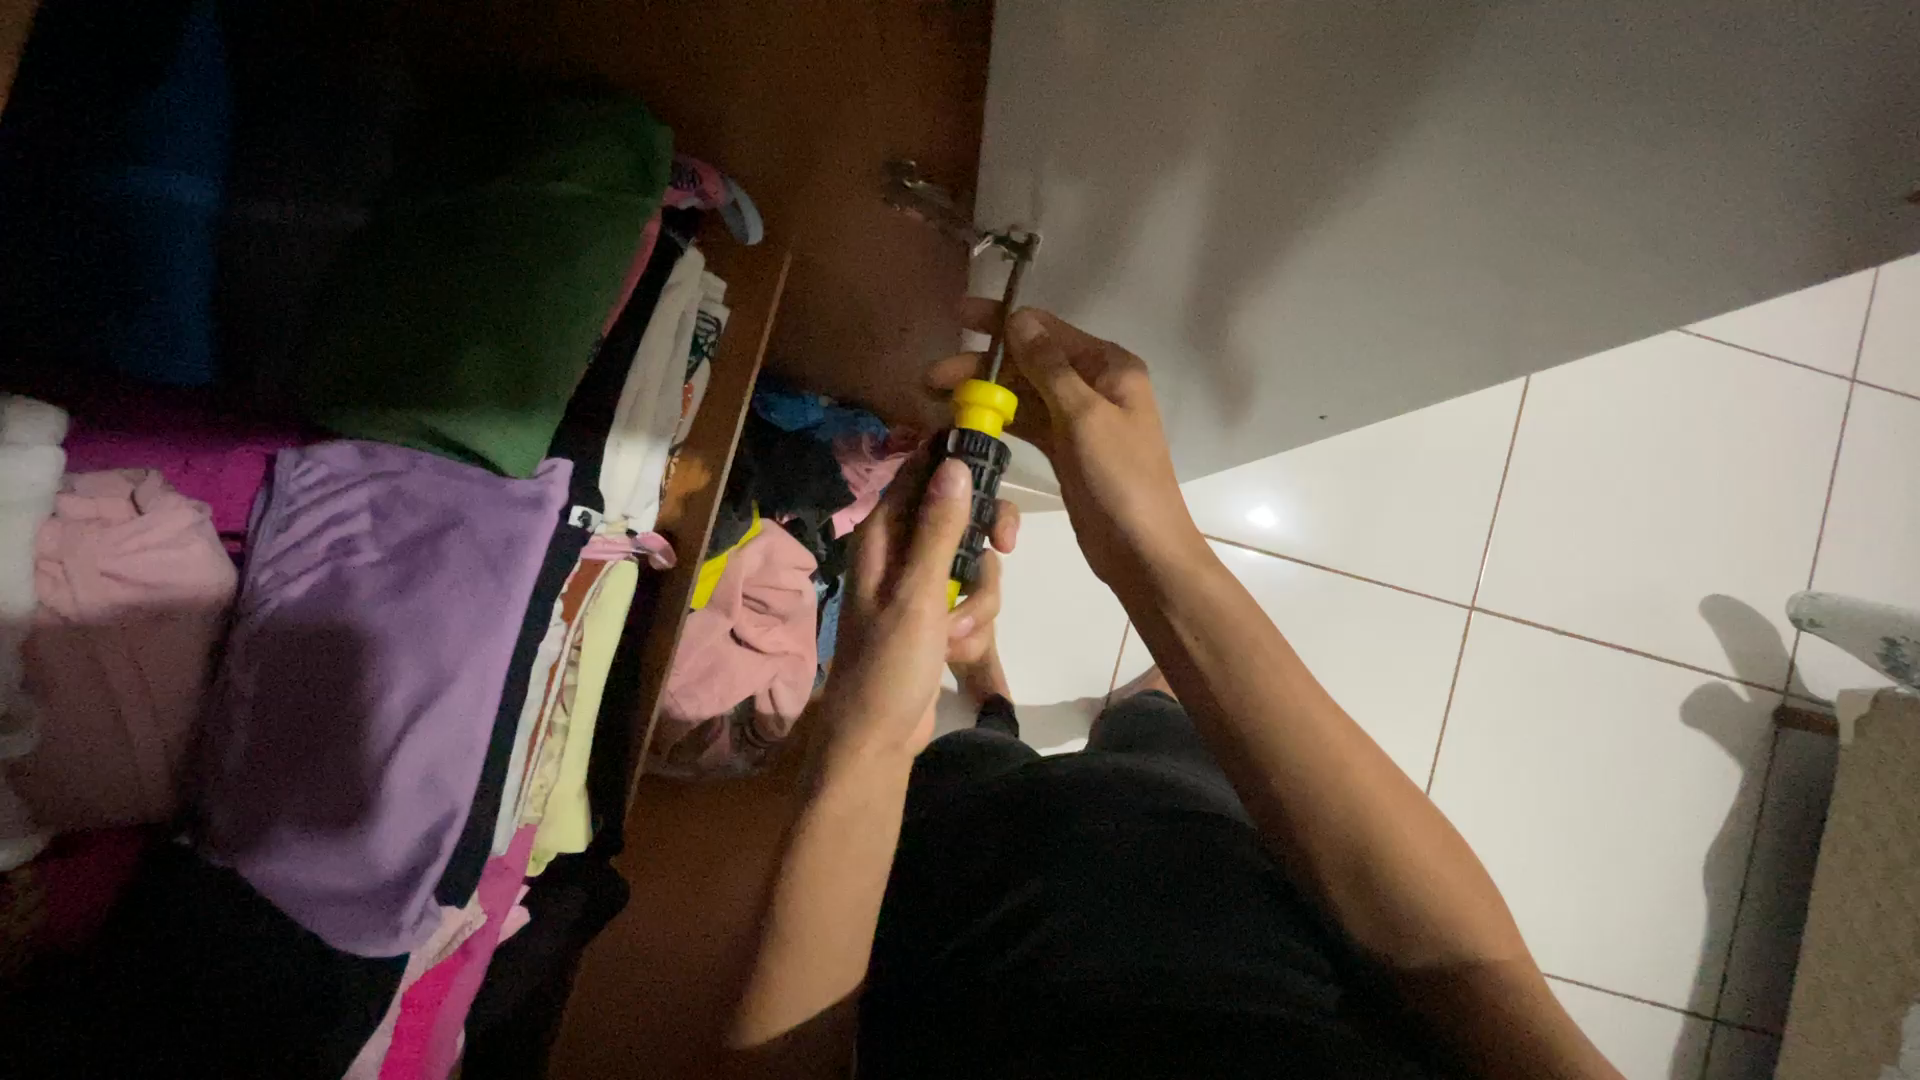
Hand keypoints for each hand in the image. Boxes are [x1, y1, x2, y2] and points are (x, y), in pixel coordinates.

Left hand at [818, 453, 1017, 759]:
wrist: (880, 736)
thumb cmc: (889, 663)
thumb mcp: (917, 594)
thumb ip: (940, 529)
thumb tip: (955, 465)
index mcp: (883, 536)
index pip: (919, 473)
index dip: (955, 463)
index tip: (994, 467)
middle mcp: (901, 552)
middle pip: (960, 515)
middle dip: (984, 539)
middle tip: (1006, 547)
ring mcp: (922, 586)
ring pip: (974, 563)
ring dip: (978, 599)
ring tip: (956, 634)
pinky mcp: (938, 616)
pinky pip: (972, 600)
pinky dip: (973, 623)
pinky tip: (957, 651)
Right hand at [927, 303, 1200, 587]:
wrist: (1141, 549)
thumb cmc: (1120, 477)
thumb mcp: (1083, 415)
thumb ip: (1048, 366)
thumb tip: (1019, 318)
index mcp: (1108, 366)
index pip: (1046, 330)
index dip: (1000, 322)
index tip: (956, 318)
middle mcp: (1093, 385)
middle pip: (1029, 362)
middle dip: (982, 364)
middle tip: (931, 377)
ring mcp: (1078, 419)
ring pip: (1023, 394)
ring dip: (984, 393)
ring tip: (937, 398)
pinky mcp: (1064, 450)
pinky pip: (1027, 423)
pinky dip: (999, 420)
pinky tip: (967, 421)